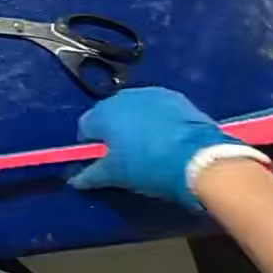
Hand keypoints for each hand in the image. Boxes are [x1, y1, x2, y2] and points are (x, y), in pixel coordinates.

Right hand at [69, 88, 259, 209]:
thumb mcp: (116, 175)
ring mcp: (149, 93)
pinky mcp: (173, 96)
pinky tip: (165, 138)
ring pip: (132, 109)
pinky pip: (155, 108)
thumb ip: (91, 175)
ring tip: (146, 148)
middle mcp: (123, 96)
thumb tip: (75, 179)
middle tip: (123, 157)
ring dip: (133, 124)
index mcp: (104, 113)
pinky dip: (155, 119)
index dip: (89, 147)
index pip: (85, 128)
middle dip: (111, 133)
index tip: (100, 162)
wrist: (198, 156)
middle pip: (108, 115)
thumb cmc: (148, 166)